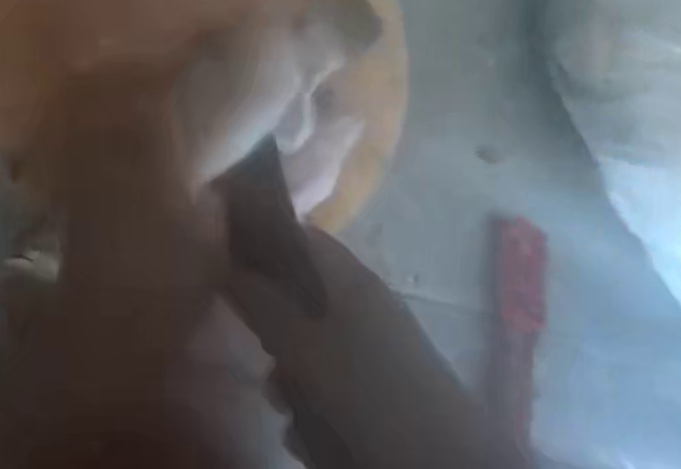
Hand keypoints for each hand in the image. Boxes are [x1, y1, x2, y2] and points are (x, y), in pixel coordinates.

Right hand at [224, 229, 529, 468]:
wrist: (453, 466)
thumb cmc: (372, 392)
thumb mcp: (304, 346)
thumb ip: (261, 301)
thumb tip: (226, 264)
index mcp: (348, 277)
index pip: (296, 234)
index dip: (260, 241)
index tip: (227, 264)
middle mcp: (362, 302)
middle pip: (298, 292)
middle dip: (271, 324)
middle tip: (259, 348)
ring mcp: (377, 346)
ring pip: (312, 342)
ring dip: (289, 373)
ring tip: (283, 404)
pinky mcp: (386, 388)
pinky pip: (335, 379)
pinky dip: (316, 402)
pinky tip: (307, 433)